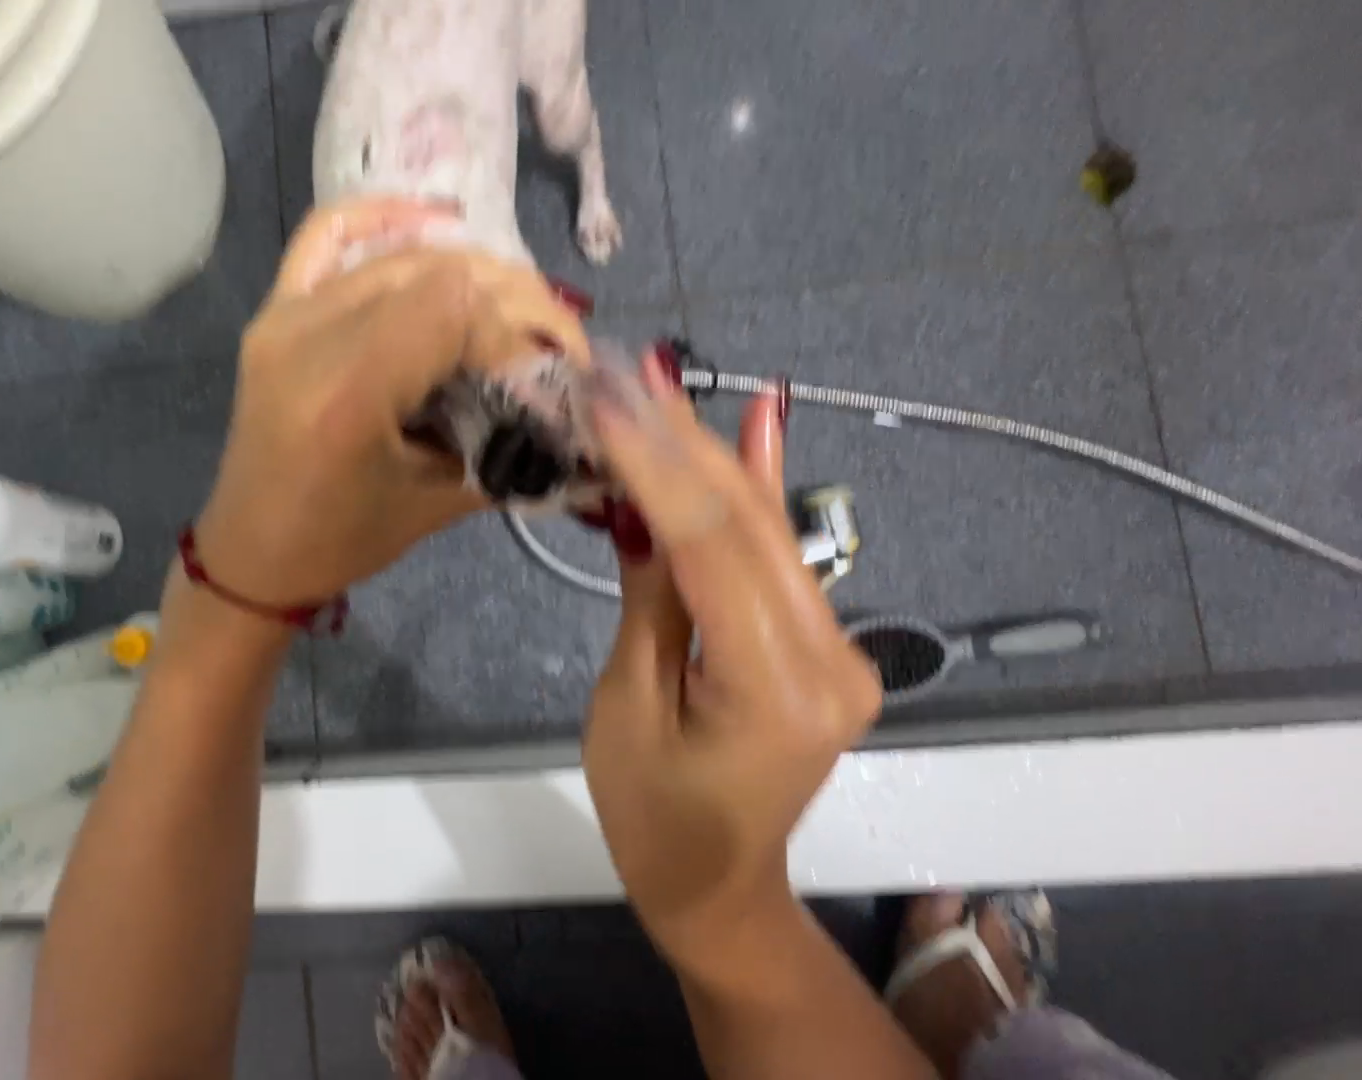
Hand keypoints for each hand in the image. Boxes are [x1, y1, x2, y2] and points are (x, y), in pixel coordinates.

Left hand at [192, 197, 589, 606]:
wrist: (252, 555)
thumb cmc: (341, 544)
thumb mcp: (435, 504)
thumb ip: (508, 446)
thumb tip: (576, 407)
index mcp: (348, 394)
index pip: (456, 307)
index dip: (517, 332)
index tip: (544, 379)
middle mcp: (310, 336)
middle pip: (437, 271)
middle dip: (512, 301)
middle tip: (549, 344)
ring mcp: (285, 316)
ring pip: (400, 255)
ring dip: (470, 274)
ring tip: (509, 311)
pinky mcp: (274, 312)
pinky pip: (326, 236)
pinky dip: (384, 216)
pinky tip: (437, 221)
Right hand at [582, 358, 882, 972]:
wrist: (715, 885)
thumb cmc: (651, 816)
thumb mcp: (626, 708)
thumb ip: (651, 603)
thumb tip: (642, 512)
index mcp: (776, 687)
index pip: (712, 548)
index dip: (657, 465)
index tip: (608, 398)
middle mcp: (831, 657)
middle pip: (748, 525)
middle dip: (681, 440)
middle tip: (625, 370)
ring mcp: (840, 648)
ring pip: (766, 531)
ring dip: (707, 454)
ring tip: (658, 381)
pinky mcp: (825, 644)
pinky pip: (780, 559)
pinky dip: (756, 491)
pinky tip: (758, 423)